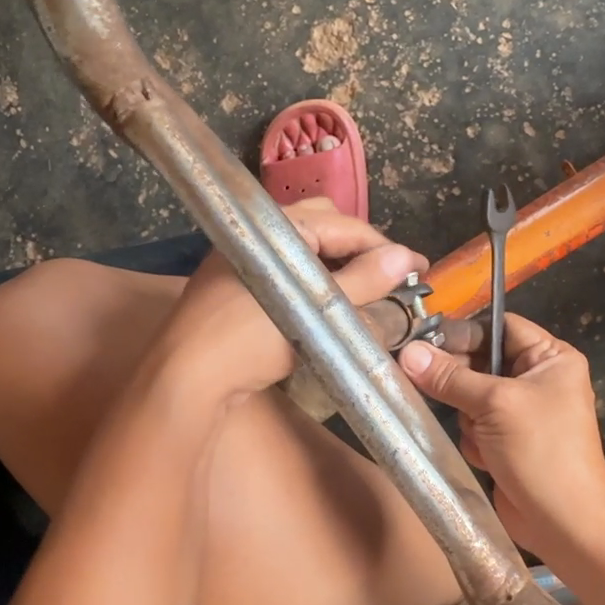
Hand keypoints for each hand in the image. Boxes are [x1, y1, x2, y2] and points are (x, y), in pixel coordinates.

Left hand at [154, 198, 425, 404]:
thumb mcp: (312, 311)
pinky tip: (334, 306)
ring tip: (370, 293)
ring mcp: (246, 259)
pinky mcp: (240, 287)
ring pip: (307, 251)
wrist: (186, 379)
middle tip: (391, 277)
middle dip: (361, 249)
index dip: (384, 248)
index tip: (418, 269)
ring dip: (340, 268)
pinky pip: (290, 272)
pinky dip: (317, 284)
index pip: (345, 225)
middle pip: (325, 227)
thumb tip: (404, 259)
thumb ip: (361, 282)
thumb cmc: (247, 339)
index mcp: (275, 226)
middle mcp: (258, 233)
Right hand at [397, 313, 604, 552]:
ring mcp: (521, 413)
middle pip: (480, 362)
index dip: (465, 331)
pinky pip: (474, 427)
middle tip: (431, 386)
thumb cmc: (541, 449)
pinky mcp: (506, 443)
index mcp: (550, 358)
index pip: (501, 326)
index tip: (424, 341)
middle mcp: (537, 379)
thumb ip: (450, 377)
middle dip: (462, 383)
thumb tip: (408, 352)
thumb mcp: (495, 404)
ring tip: (482, 438)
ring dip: (469, 419)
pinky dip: (475, 442)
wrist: (564, 520)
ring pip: (471, 398)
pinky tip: (486, 459)